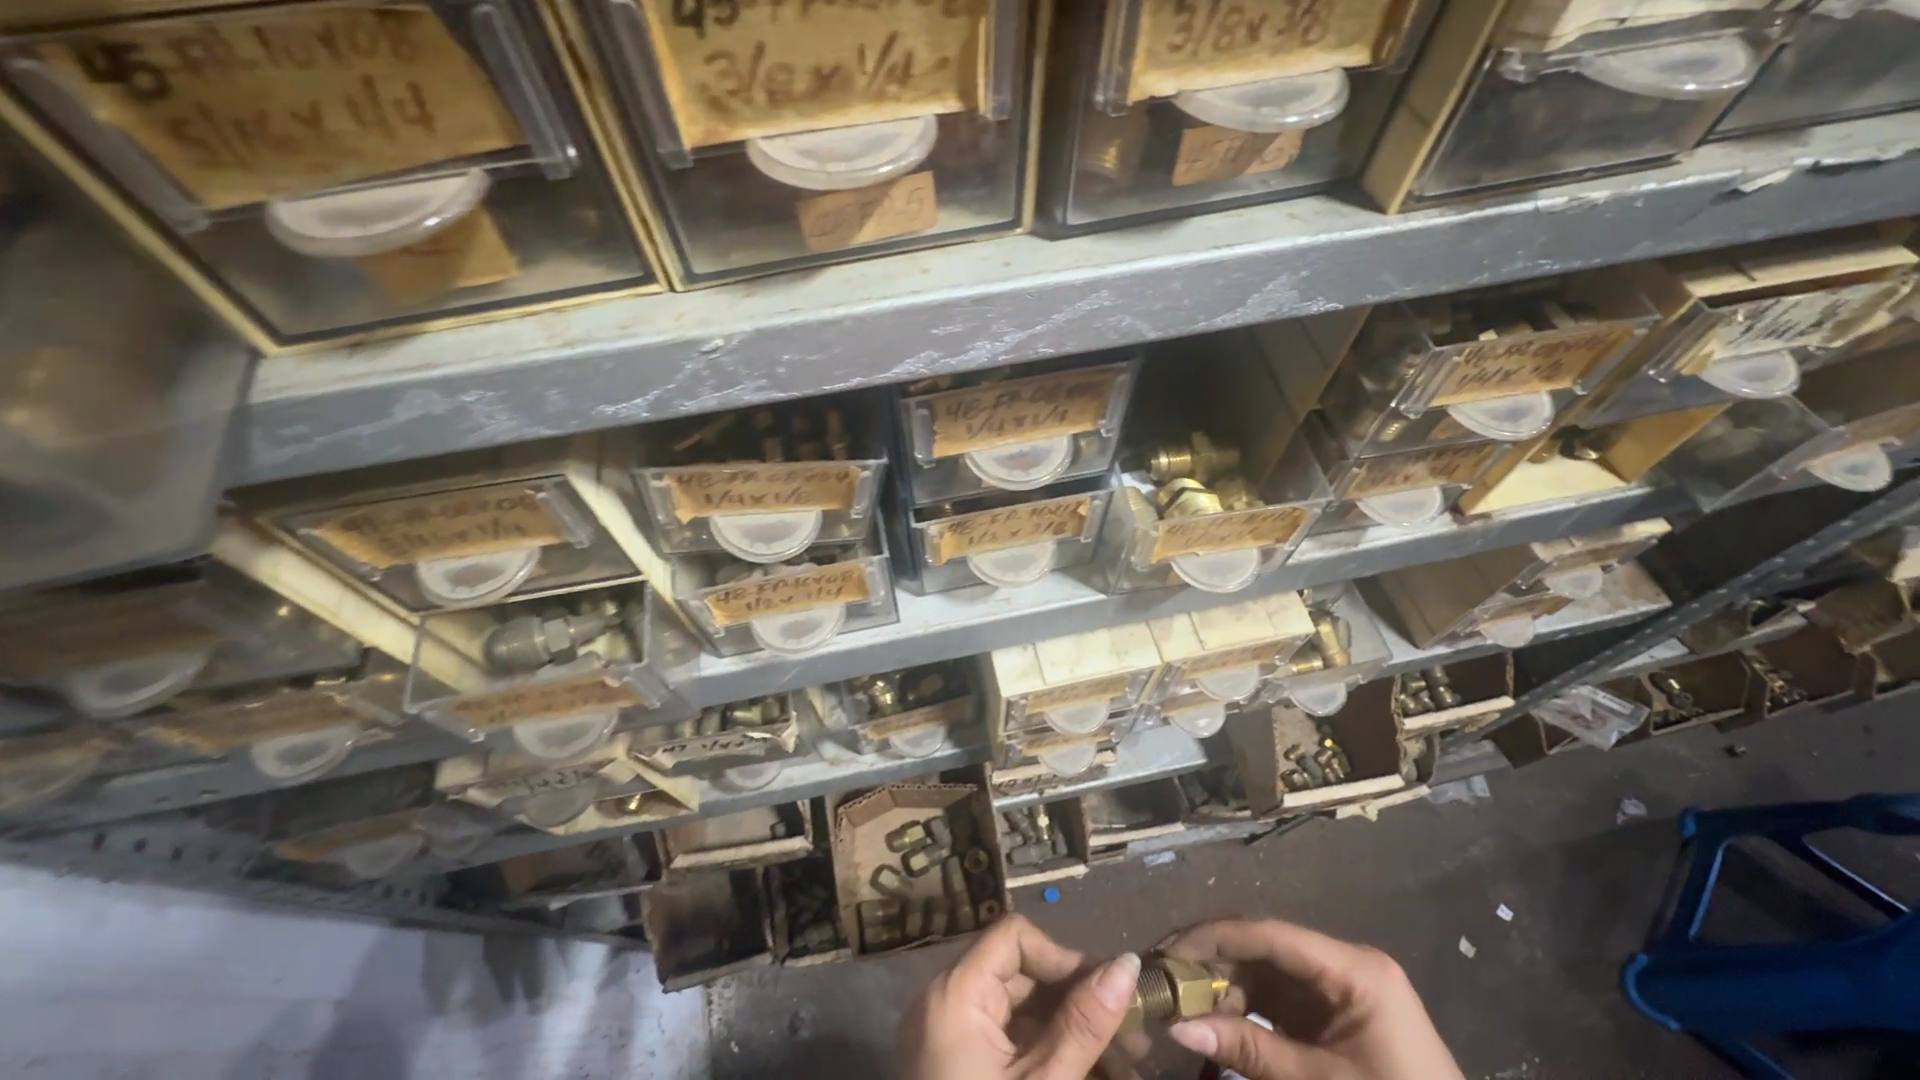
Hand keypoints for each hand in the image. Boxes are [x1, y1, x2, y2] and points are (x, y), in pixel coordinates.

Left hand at [898, 913, 1140, 1079]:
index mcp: (955, 994)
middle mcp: (945, 1003)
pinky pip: (1008, 1041)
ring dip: (1072, 1031)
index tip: (1107, 994)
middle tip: (1132, 1040)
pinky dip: (1047, 1053)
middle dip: (1079, 1001)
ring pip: (1021, 1012)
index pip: (1014, 937)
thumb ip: (1085, 1022)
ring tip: (1124, 1067)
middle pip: (1020, 974)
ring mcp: (948, 1036)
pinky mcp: (956, 1064)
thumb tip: (1128, 962)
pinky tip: (1090, 1072)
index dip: (1064, 957)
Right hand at [1159, 918, 1462, 1079]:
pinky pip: (1279, 999)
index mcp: (1354, 969)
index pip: (1270, 934)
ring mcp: (1340, 991)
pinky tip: (1212, 1019)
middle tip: (1161, 977)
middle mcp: (1345, 965)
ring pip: (1266, 973)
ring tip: (1177, 1001)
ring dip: (1223, 986)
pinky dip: (1244, 1008)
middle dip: (1212, 962)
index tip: (1166, 952)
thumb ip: (1248, 1051)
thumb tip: (1177, 1026)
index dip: (1213, 937)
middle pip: (1264, 949)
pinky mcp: (1335, 1016)